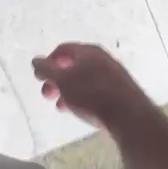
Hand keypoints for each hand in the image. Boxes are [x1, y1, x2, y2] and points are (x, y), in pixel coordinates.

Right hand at [31, 43, 151, 129]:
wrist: (132, 118)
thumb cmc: (92, 95)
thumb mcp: (62, 81)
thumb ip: (46, 70)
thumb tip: (35, 60)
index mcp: (88, 51)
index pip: (63, 50)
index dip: (48, 62)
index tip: (39, 78)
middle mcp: (103, 59)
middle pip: (74, 66)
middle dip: (57, 80)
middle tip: (47, 94)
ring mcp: (116, 76)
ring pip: (86, 80)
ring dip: (70, 91)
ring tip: (62, 107)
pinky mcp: (125, 93)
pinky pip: (99, 91)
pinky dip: (86, 97)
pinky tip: (83, 111)